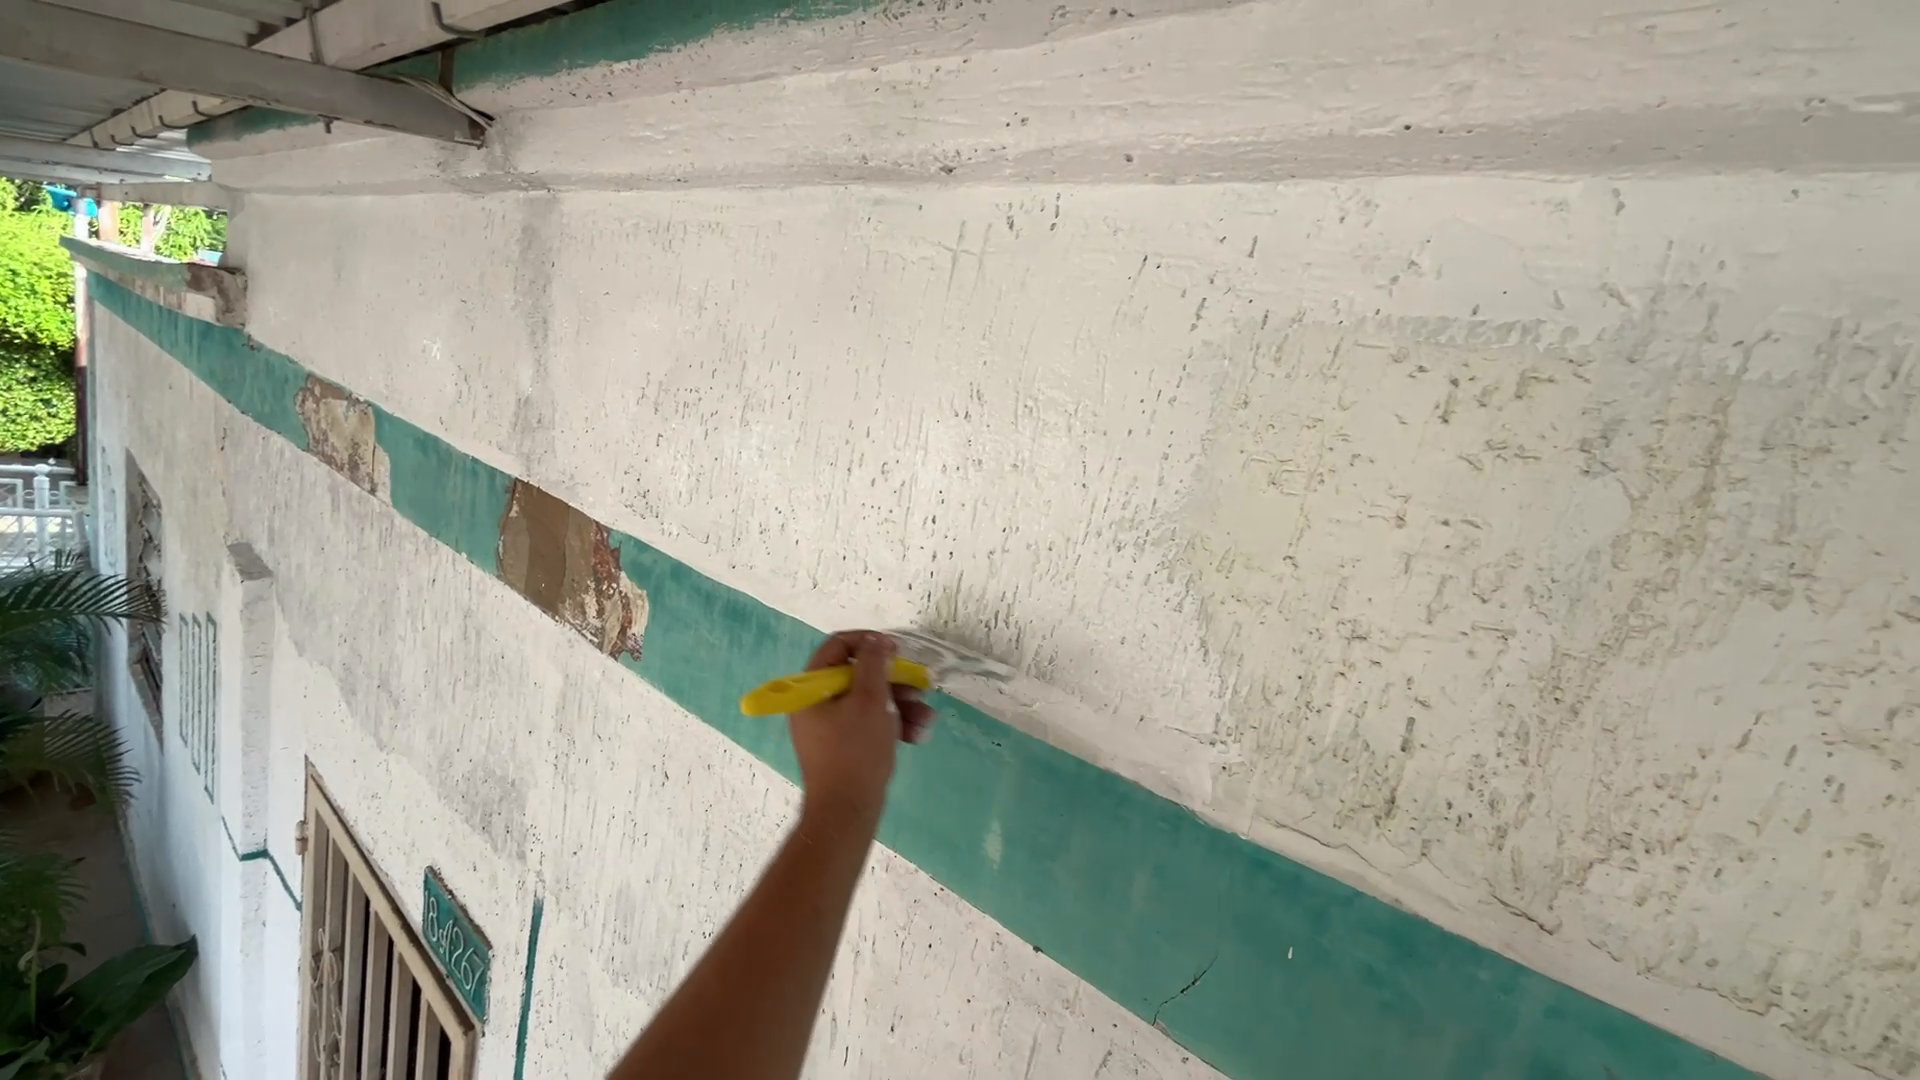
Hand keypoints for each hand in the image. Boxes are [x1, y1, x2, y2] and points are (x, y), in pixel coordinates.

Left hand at [789, 631, 934, 823]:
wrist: (846, 815)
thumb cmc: (855, 752)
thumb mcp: (869, 701)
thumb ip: (874, 664)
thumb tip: (876, 639)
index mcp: (812, 688)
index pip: (838, 646)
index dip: (869, 643)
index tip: (897, 651)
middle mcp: (817, 703)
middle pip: (859, 675)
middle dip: (895, 680)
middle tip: (921, 685)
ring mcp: (831, 727)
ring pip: (870, 701)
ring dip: (902, 705)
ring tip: (927, 718)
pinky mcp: (845, 747)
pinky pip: (870, 724)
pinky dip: (893, 725)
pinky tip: (918, 735)